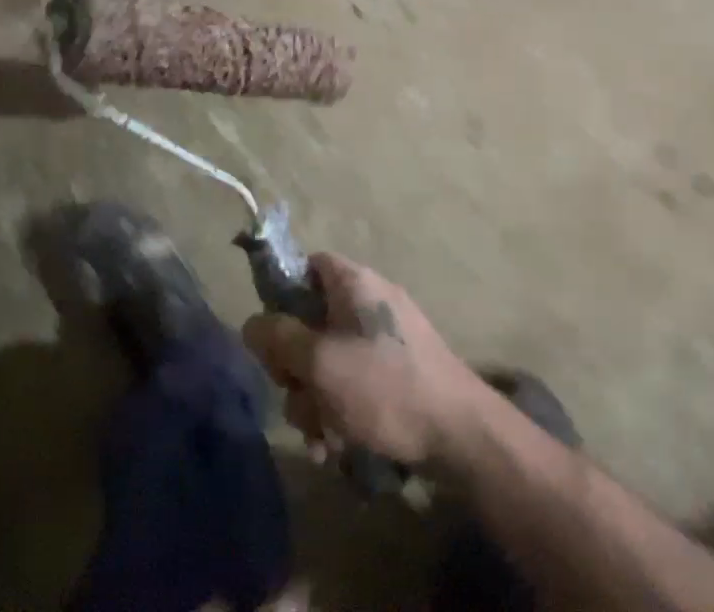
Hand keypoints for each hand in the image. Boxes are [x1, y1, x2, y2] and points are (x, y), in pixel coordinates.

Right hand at [242, 253, 484, 464]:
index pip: (307, 265)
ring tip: (319, 434)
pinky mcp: (396, 374)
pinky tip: (333, 447)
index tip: (268, 333)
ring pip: (326, 361)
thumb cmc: (384, 388)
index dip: (280, 293)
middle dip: (294, 366)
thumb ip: (278, 337)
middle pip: (310, 321)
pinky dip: (338, 411)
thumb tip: (253, 323)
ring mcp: (386, 341)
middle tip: (295, 393)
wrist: (460, 433)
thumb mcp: (319, 362)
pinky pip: (352, 384)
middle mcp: (371, 304)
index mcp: (355, 285)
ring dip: (313, 399)